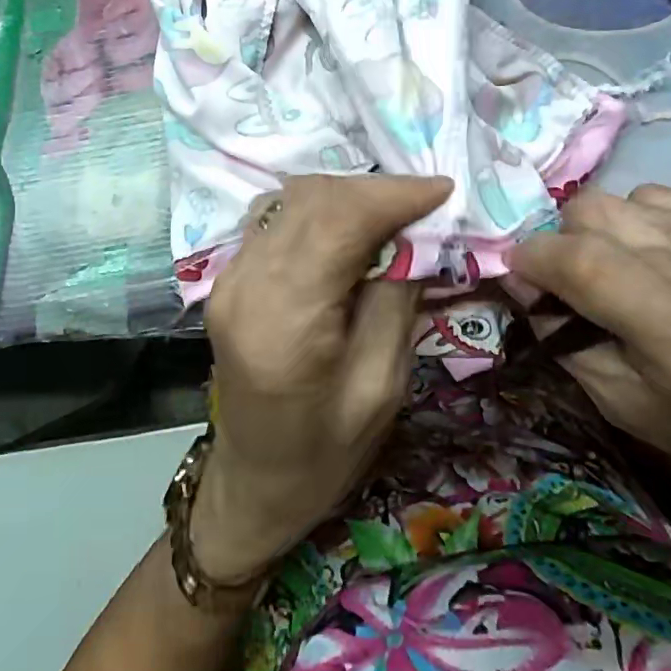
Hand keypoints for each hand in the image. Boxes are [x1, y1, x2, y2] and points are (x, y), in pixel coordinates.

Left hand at [193, 174, 451, 582]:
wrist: (254, 480)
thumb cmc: (326, 451)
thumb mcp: (382, 385)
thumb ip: (395, 299)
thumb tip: (415, 233)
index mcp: (284, 318)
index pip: (336, 220)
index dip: (392, 194)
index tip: (442, 190)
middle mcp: (245, 283)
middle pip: (311, 199)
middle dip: (374, 190)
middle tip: (423, 206)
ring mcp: (228, 277)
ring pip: (290, 200)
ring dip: (346, 196)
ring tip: (391, 216)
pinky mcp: (227, 277)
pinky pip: (275, 219)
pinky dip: (318, 211)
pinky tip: (348, 230)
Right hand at [510, 184, 670, 517]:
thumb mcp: (613, 398)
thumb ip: (555, 329)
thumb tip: (515, 270)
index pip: (585, 263)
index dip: (534, 257)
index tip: (519, 271)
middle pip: (597, 214)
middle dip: (564, 241)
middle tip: (572, 278)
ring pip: (623, 199)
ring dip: (605, 232)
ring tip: (627, 271)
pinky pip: (660, 197)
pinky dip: (643, 224)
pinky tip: (664, 261)